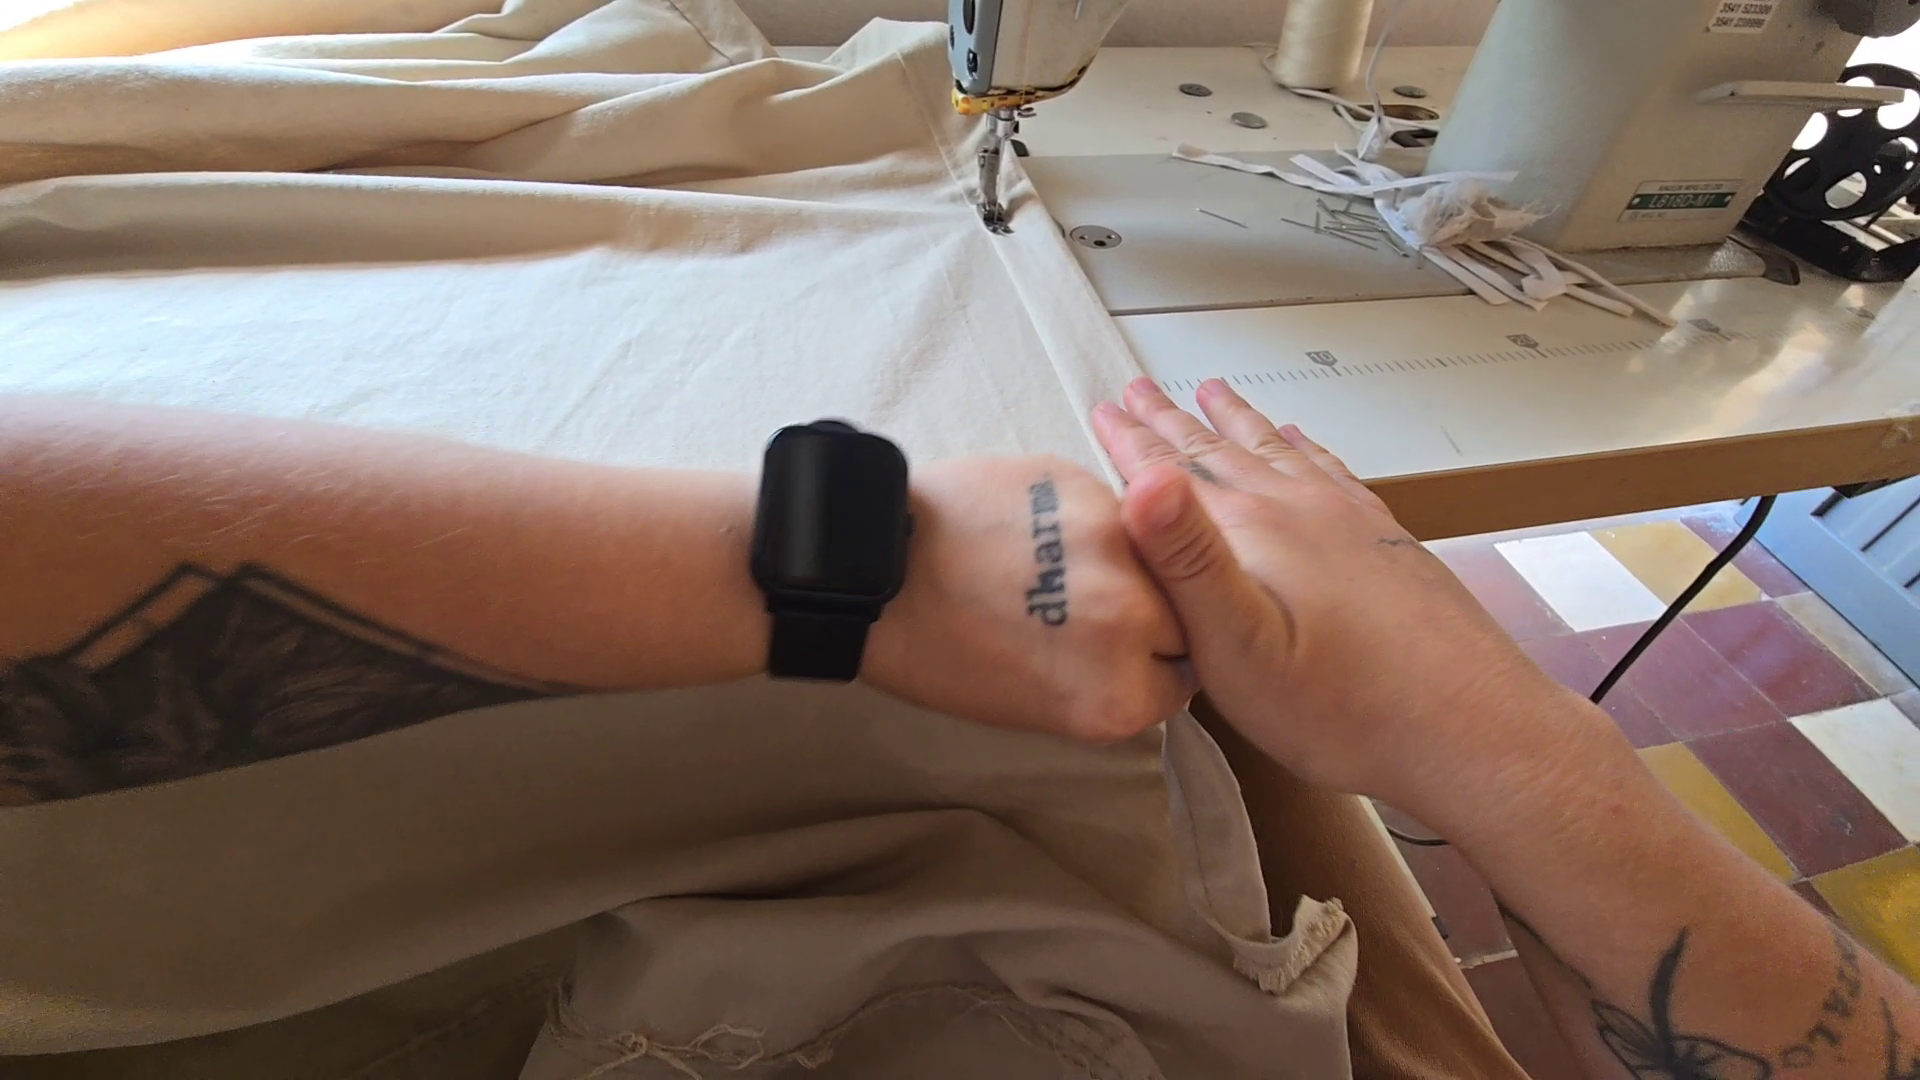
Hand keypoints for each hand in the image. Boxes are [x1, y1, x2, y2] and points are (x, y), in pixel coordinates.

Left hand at [863, 455, 1193, 741]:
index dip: (1150, 664)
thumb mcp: (1033, 707)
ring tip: (1066, 560)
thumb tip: (1145, 652)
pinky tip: (1043, 528)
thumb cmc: (938, 651)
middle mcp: (1131, 621)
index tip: (1124, 650)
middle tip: (1096, 603)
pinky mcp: (1086, 485)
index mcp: (1116, 697)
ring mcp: (1114, 544)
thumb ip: (1106, 684)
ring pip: (1159, 555)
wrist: (877, 569)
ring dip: (1129, 561)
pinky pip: (1116, 512)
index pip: (1181, 682)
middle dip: (1152, 613)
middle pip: (1186, 616)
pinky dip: (1091, 524)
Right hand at [1090, 378, 1591, 822]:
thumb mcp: (1238, 646)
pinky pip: (1330, 471)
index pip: (1172, 471)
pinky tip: (1300, 440)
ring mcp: (1344, 518)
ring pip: (1272, 451)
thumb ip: (1187, 560)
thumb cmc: (1342, 707)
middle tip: (1139, 391)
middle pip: (1217, 450)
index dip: (1131, 440)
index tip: (1106, 409)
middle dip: (1169, 420)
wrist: (1473, 733)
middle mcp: (1296, 508)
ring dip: (1233, 420)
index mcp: (1251, 531)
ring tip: (1210, 391)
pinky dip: (1304, 446)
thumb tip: (1145, 482)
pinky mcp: (1379, 538)